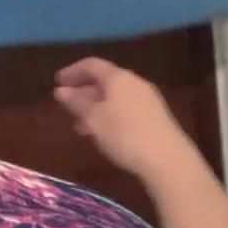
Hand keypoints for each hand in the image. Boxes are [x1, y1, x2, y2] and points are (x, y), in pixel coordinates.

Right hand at [53, 57, 206, 183]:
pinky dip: (110, 116)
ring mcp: (148, 101)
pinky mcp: (157, 118)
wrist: (170, 162)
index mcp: (118, 77)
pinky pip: (126, 109)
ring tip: (80, 125)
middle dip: (83, 91)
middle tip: (67, 104)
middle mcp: (135, 83)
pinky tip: (103, 134)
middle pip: (104, 81)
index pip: (91, 65)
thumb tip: (61, 91)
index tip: (57, 82)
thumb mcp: (93, 119)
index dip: (72, 71)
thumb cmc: (125, 134)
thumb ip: (76, 102)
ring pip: (115, 97)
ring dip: (96, 107)